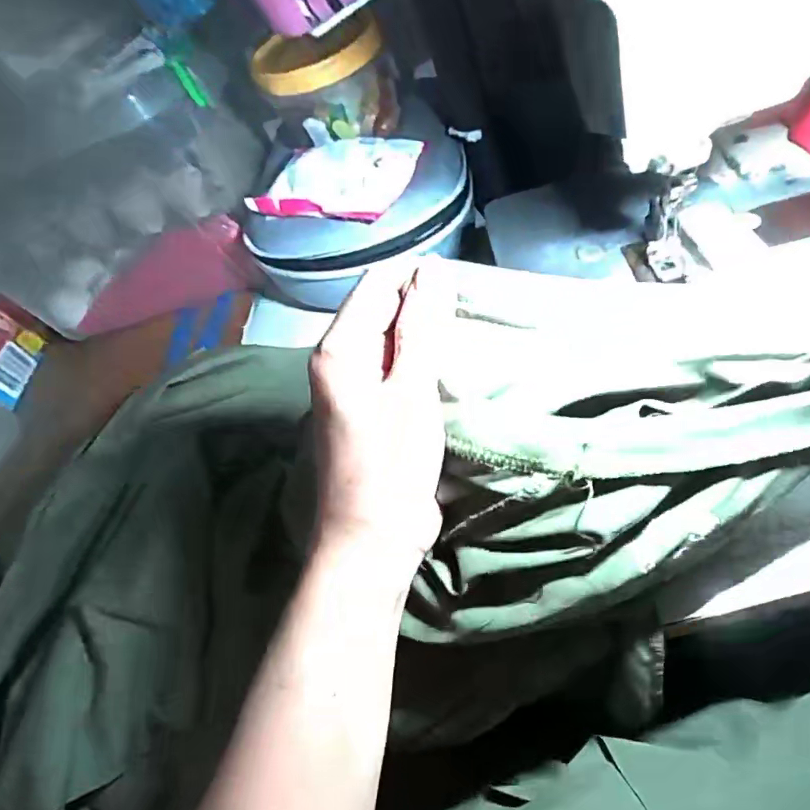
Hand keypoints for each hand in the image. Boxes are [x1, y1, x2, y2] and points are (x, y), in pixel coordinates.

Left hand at [308, 268, 450, 571]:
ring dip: (427, 334)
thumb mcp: (410, 393)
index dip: (415, 275)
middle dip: (422, 302)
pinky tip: (451, 365)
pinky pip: (399, 372)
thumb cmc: (391, 465)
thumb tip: (431, 273)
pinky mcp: (375, 414)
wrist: (374, 535)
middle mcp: (340, 365)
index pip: (375, 288)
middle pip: (381, 314)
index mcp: (338, 352)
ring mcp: (356, 391)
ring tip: (467, 325)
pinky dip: (424, 363)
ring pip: (393, 344)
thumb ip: (420, 332)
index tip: (460, 274)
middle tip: (471, 300)